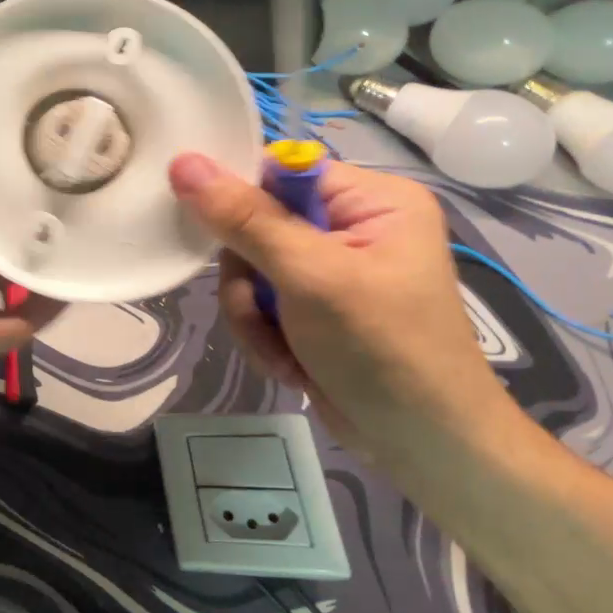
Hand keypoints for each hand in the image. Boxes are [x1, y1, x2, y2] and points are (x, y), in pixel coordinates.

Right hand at [168, 152, 514, 462]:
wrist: (430, 449)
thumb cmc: (384, 350)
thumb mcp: (310, 276)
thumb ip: (245, 218)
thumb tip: (182, 162)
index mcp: (372, 200)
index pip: (276, 171)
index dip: (237, 199)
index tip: (213, 232)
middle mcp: (352, 224)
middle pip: (252, 222)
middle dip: (248, 278)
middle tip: (262, 311)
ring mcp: (332, 267)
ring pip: (247, 266)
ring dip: (252, 313)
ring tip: (281, 349)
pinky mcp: (315, 305)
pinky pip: (258, 299)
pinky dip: (263, 333)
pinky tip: (289, 362)